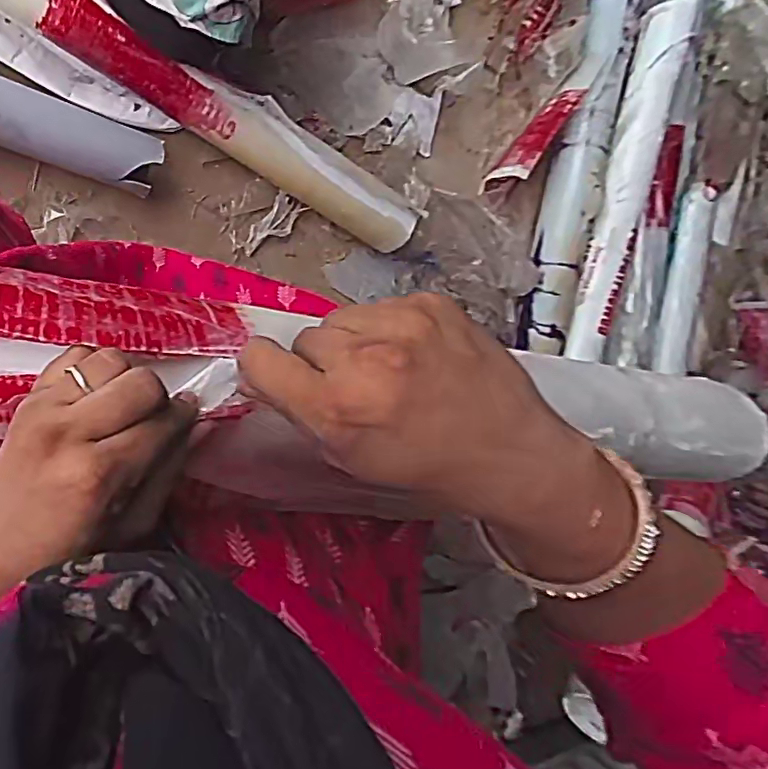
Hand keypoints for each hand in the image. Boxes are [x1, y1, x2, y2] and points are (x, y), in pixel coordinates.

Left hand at [0, 346, 197, 571]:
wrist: (2, 548)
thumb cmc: (73, 548)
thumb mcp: (133, 524)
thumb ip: (169, 469)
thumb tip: (199, 423)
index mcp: (97, 472)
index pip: (161, 422)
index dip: (183, 416)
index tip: (187, 416)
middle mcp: (67, 432)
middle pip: (140, 381)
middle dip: (156, 398)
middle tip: (151, 419)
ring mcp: (42, 409)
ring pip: (109, 359)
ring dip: (124, 380)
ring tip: (120, 407)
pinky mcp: (27, 398)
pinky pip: (74, 356)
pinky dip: (92, 369)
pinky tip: (94, 396)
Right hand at [238, 294, 631, 578]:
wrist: (509, 450)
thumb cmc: (426, 464)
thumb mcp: (349, 457)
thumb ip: (297, 413)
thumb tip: (258, 375)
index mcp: (338, 408)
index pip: (260, 358)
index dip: (266, 368)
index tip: (280, 376)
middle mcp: (366, 360)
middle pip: (303, 338)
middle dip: (319, 362)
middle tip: (354, 386)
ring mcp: (401, 324)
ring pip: (338, 318)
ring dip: (350, 341)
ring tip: (386, 368)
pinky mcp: (429, 303)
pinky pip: (377, 307)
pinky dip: (385, 328)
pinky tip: (411, 354)